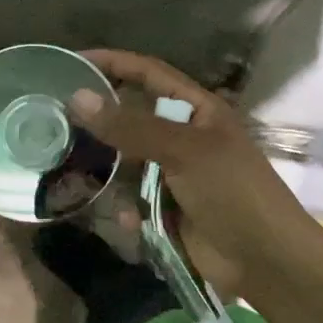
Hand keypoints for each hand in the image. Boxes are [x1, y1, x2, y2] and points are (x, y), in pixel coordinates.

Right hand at [69, 50, 322, 296]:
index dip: (114, 64)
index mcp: (198, 112)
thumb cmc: (233, 192)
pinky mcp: (168, 212)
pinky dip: (128, 212)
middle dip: (101, 126)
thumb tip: (78, 97)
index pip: (150, 75)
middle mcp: (184, 139)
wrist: (264, 259)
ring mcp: (175, 177)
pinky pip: (134, 204)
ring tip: (78, 179)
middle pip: (132, 121)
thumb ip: (131, 126)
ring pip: (127, 167)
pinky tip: (129, 223)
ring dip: (111, 177)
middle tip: (57, 125)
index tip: (72, 63)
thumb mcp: (184, 151)